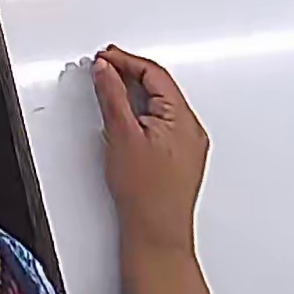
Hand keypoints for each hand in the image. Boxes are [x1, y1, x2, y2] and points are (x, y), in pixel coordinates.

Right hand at [94, 46, 207, 256]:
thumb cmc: (144, 193)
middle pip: (158, 84)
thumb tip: (105, 68)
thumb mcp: (121, 133)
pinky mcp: (177, 153)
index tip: (104, 58)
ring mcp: (186, 142)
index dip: (126, 60)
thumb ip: (112, 93)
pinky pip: (158, 116)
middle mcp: (190, 129)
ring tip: (108, 83)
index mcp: (182, 119)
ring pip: (157, 100)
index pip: (154, 73)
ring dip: (132, 87)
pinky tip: (122, 108)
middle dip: (128, 70)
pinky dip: (138, 105)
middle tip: (104, 65)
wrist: (154, 235)